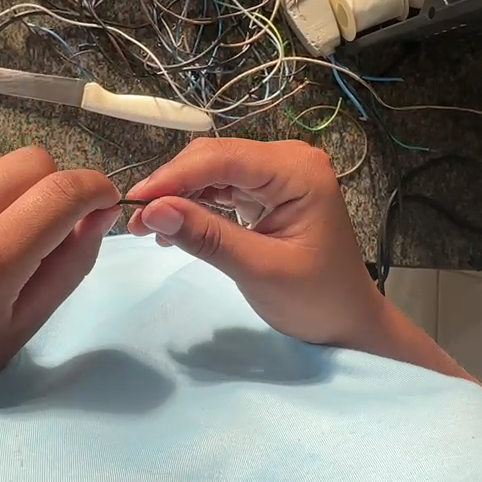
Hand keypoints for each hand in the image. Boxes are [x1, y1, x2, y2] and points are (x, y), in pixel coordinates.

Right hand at [125, 138, 390, 349]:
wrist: (348, 324)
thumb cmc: (316, 300)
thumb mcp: (259, 270)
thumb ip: (206, 237)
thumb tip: (152, 210)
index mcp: (297, 170)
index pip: (223, 158)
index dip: (174, 176)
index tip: (134, 201)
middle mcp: (287, 160)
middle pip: (214, 158)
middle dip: (172, 185)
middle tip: (133, 219)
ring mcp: (277, 174)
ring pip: (212, 170)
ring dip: (178, 194)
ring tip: (145, 225)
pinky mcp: (267, 191)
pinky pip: (221, 187)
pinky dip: (194, 204)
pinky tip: (172, 226)